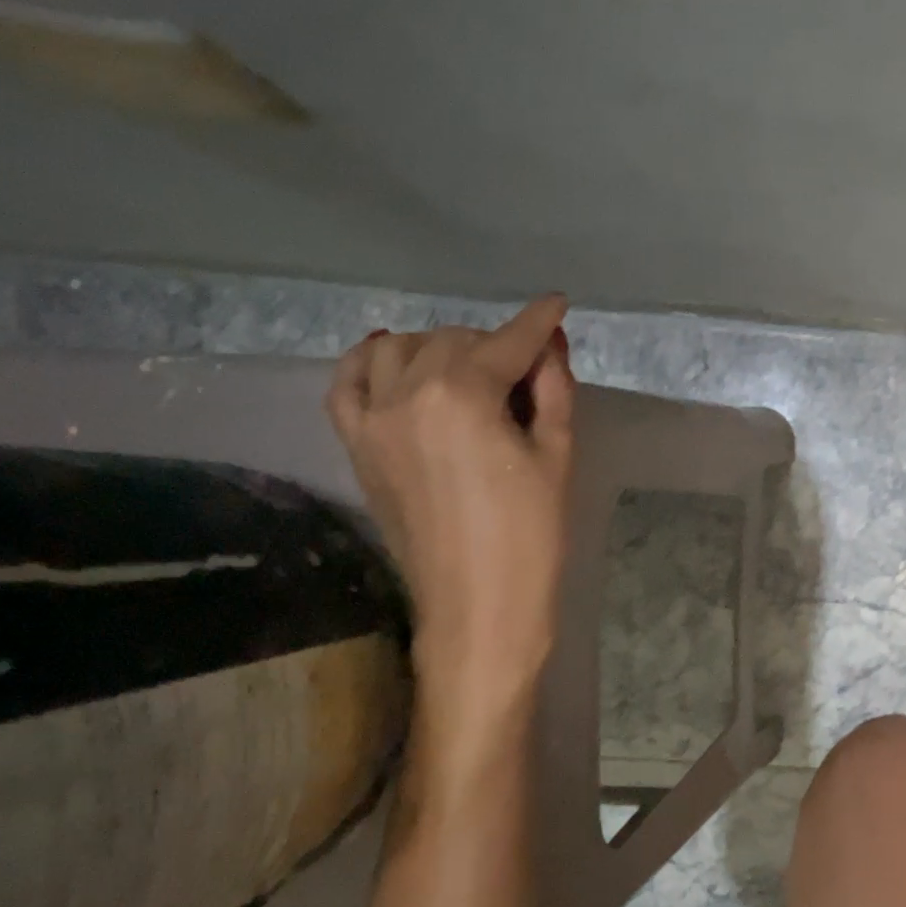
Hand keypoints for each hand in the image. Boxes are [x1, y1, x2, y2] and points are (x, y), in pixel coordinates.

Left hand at [326, 296, 574, 728]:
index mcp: (463, 393)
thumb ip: (553, 389)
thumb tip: (548, 344)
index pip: (507, 342)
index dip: (538, 322)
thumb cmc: (532, 533)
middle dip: (496, 345)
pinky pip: (347, 382)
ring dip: (439, 348)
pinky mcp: (356, 444)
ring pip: (400, 349)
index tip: (557, 303)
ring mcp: (371, 418)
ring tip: (472, 373)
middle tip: (531, 371)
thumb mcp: (557, 455)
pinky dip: (370, 362)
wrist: (478, 602)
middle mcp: (406, 391)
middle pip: (454, 340)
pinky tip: (393, 359)